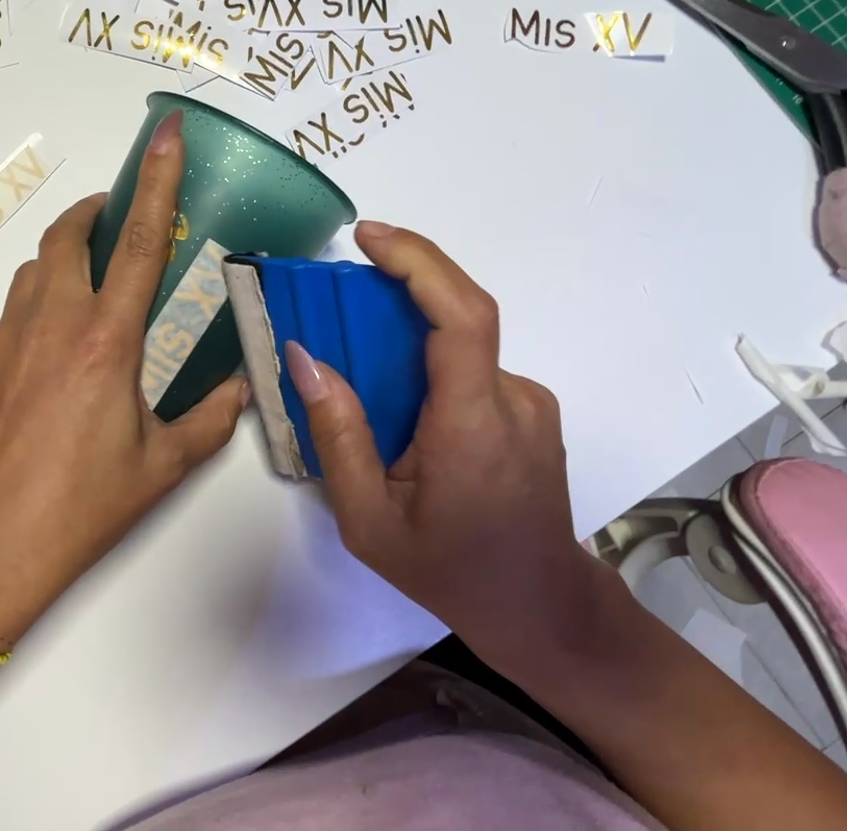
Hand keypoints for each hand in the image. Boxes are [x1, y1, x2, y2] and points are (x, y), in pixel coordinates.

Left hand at [0, 111, 247, 649]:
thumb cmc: (84, 506)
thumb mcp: (163, 466)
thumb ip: (211, 419)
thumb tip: (244, 388)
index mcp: (105, 342)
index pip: (136, 242)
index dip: (155, 181)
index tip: (162, 134)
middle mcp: (50, 325)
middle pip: (65, 237)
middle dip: (92, 211)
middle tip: (114, 216)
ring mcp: (3, 341)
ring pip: (31, 272)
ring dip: (61, 261)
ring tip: (87, 287)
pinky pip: (10, 320)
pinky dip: (36, 315)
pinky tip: (50, 362)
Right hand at [284, 222, 597, 659]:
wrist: (542, 608)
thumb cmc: (450, 570)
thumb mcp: (368, 520)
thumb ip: (337, 435)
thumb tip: (304, 358)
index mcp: (473, 423)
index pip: (461, 316)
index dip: (418, 262)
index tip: (368, 238)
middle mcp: (513, 399)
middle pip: (460, 315)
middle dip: (399, 285)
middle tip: (341, 289)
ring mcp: (528, 403)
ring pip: (460, 345)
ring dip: (409, 333)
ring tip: (357, 359)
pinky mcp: (529, 411)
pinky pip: (470, 368)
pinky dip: (428, 362)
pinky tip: (398, 402)